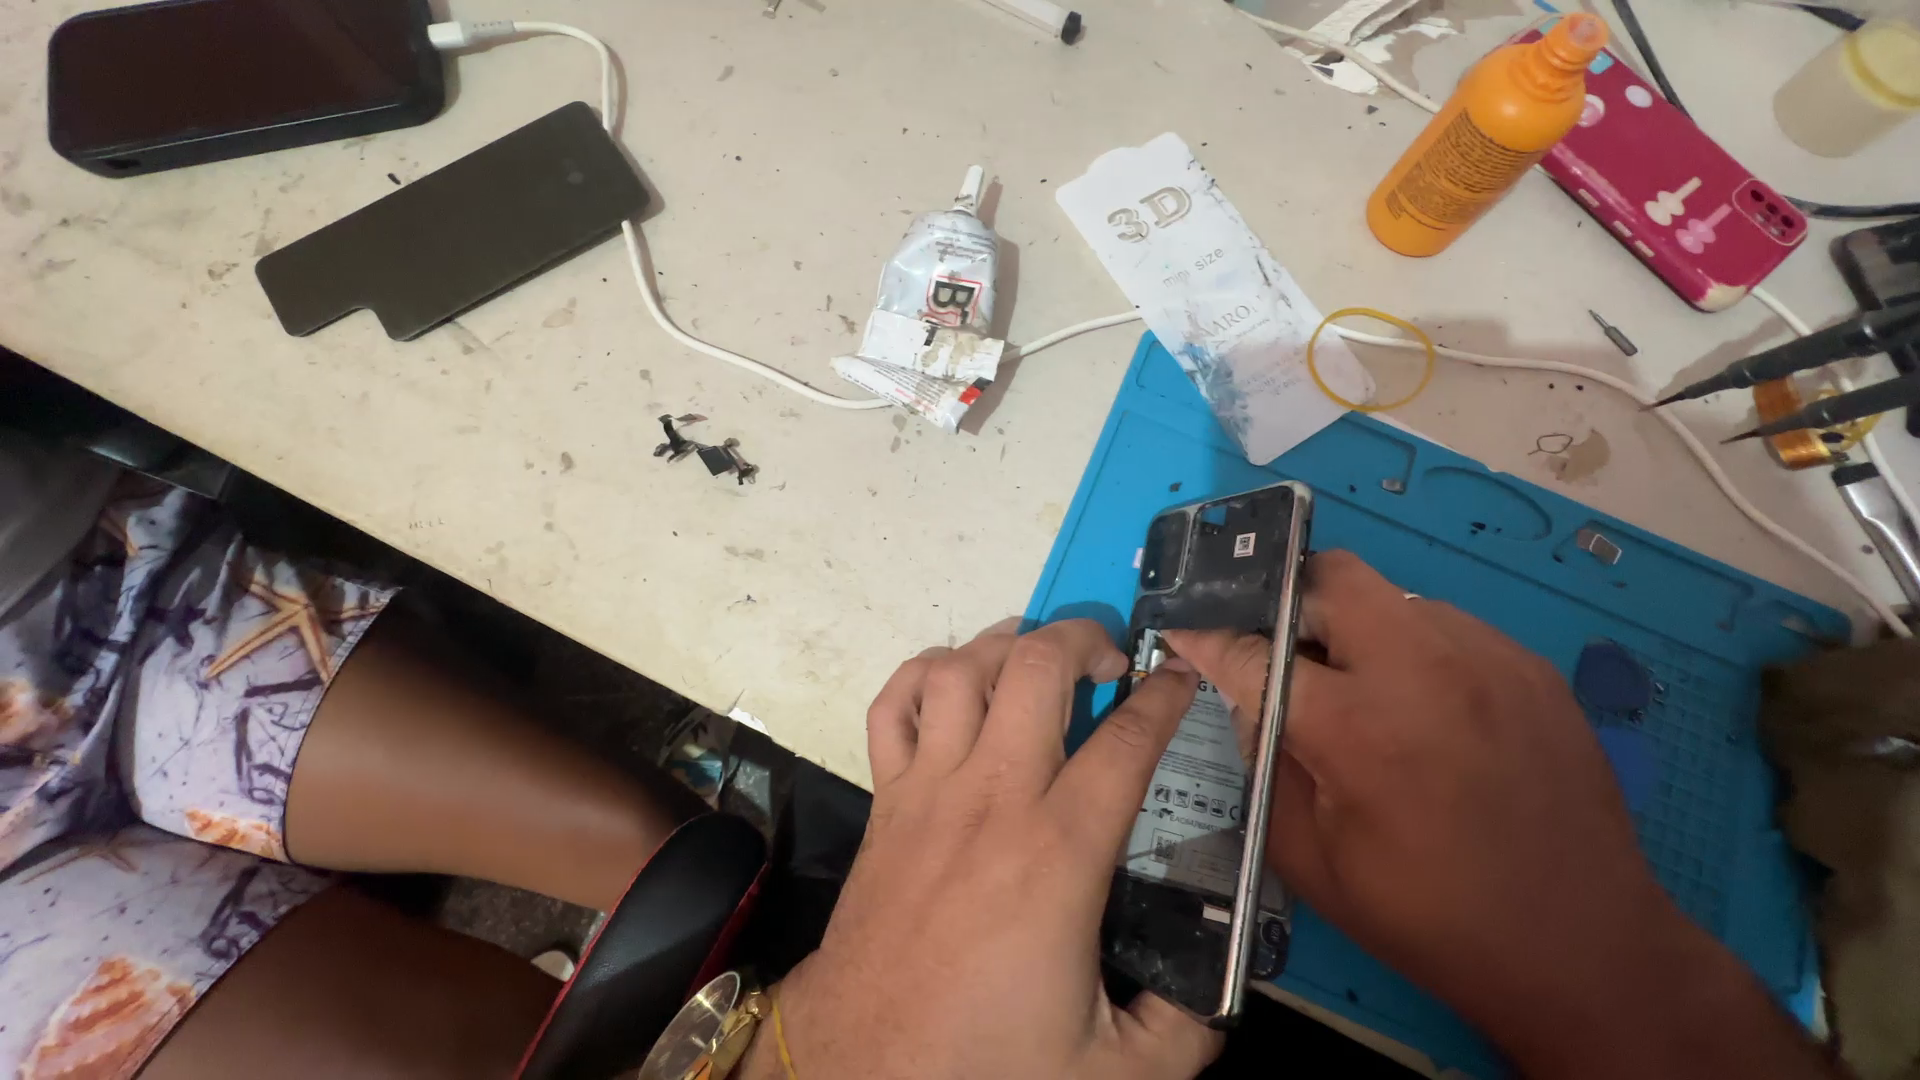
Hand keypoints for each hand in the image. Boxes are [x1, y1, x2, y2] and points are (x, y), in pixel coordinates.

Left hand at [748, 620, 1222, 1079]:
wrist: (866, 1068)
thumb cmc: (986, 1059)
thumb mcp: (1116, 1070)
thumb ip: (1184, 1030)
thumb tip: (1218, 997)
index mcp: (1060, 851)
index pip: (1125, 743)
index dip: (1163, 699)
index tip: (1180, 679)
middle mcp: (993, 796)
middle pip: (1035, 670)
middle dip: (1080, 639)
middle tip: (1108, 657)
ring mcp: (929, 788)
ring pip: (959, 671)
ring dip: (1002, 644)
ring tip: (1033, 654)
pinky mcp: (885, 798)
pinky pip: (891, 706)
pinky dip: (920, 675)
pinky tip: (951, 680)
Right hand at [1165, 551, 1833, 1079]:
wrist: (1584, 951)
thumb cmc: (1425, 913)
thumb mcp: (1307, 854)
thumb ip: (1264, 757)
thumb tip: (1249, 695)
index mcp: (1356, 725)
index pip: (1254, 650)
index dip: (1207, 637)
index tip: (1185, 630)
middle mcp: (1422, 669)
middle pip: (1331, 576)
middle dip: (1288, 601)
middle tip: (1284, 652)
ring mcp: (1486, 659)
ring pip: (1389, 596)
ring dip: (1353, 628)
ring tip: (1360, 690)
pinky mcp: (1530, 668)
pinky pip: (1443, 627)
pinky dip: (1410, 650)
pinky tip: (1422, 710)